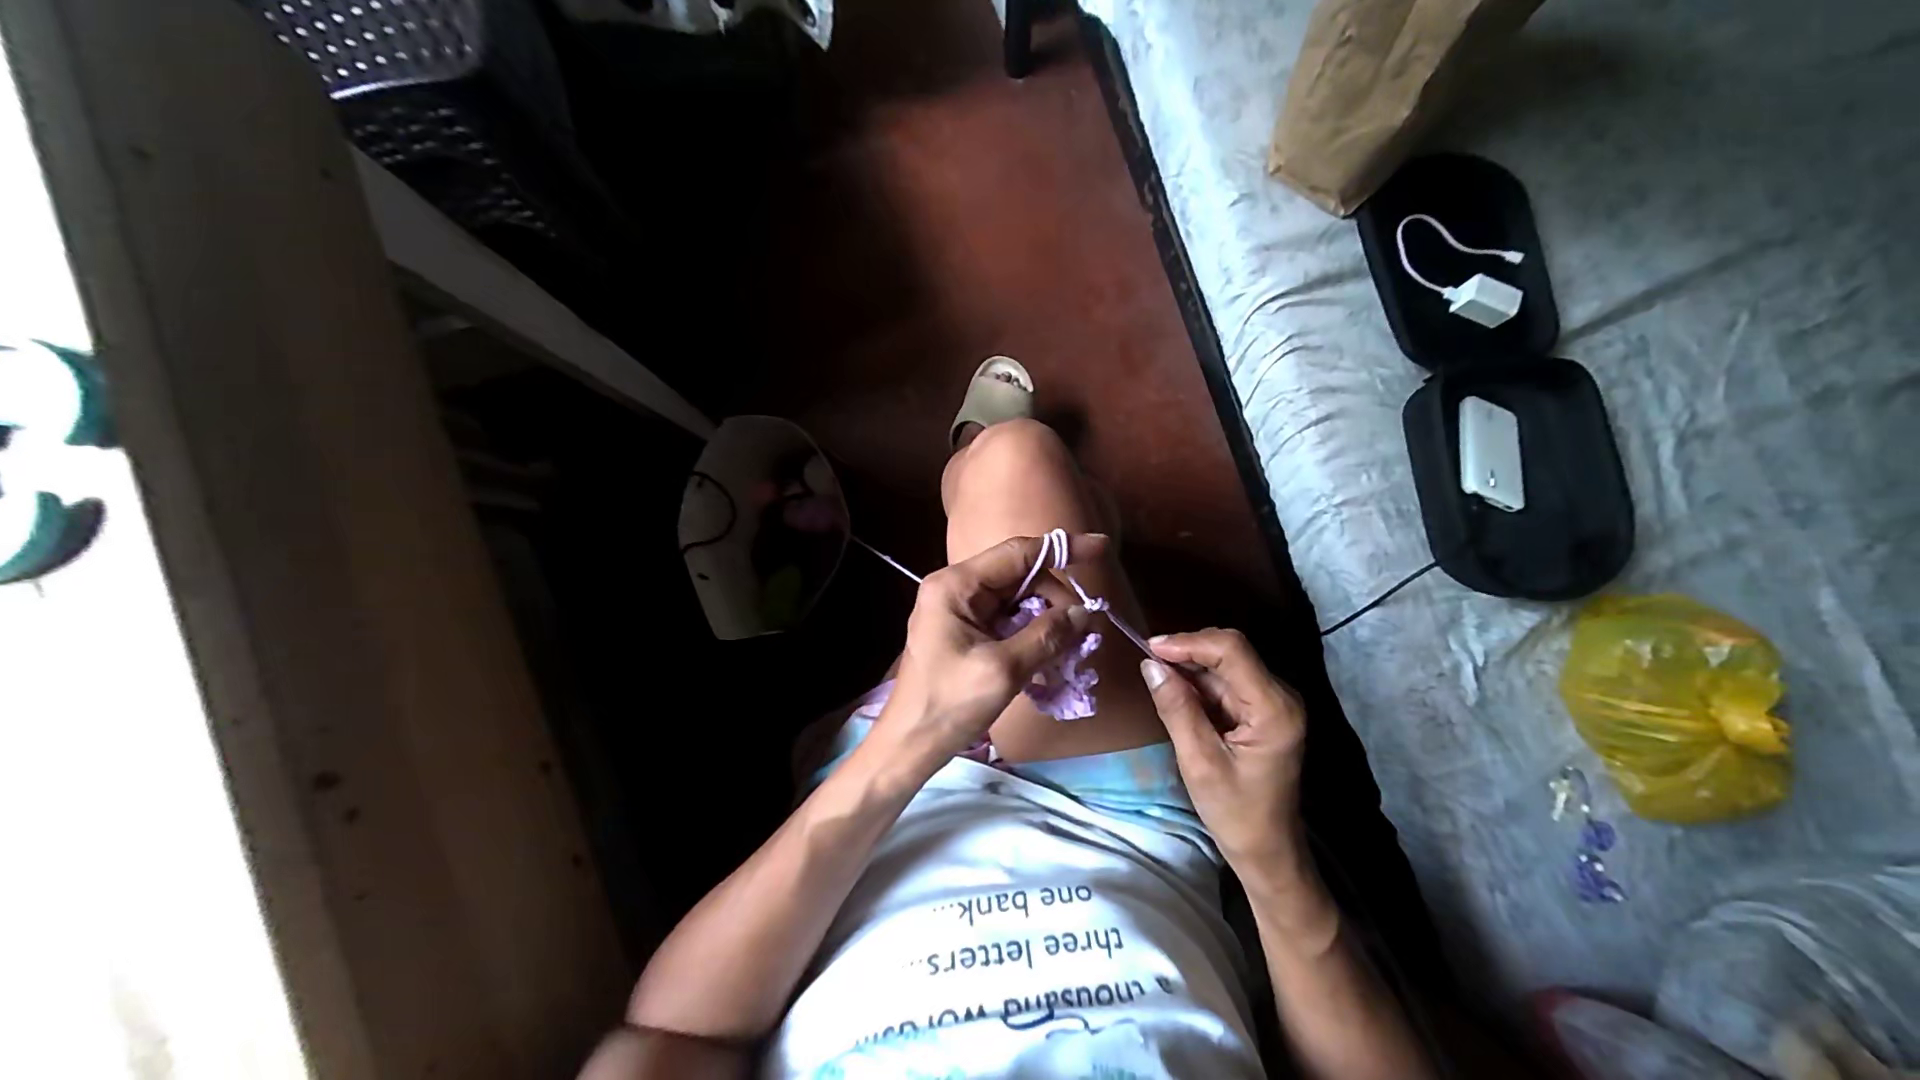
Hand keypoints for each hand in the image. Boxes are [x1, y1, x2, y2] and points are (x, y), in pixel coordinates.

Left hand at [871, 534, 1104, 775]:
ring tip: (1071, 649)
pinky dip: (1032, 636)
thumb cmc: (948, 704)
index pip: (1018, 553)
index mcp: (955, 585)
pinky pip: (1008, 622)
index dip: (1061, 549)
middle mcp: (956, 588)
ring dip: (1047, 621)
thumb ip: (1045, 636)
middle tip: (1083, 631)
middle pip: (1020, 577)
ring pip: (1017, 601)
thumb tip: (1083, 613)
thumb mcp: (1003, 670)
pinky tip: (1051, 659)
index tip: (1101, 549)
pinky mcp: (965, 632)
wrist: (909, 743)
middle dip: (1055, 599)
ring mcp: (960, 610)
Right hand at [1141, 629, 1309, 878]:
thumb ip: (1176, 709)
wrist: (1268, 850)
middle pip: (1231, 651)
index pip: (1232, 651)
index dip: (1189, 642)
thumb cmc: (1236, 812)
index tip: (1150, 649)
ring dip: (1190, 665)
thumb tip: (1150, 665)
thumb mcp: (1199, 762)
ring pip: (1226, 664)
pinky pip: (1226, 682)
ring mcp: (1272, 702)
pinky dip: (1198, 681)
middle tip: (1149, 661)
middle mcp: (1280, 696)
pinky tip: (1174, 689)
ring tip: (1155, 674)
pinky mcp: (1261, 710)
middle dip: (1188, 650)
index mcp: (1274, 709)